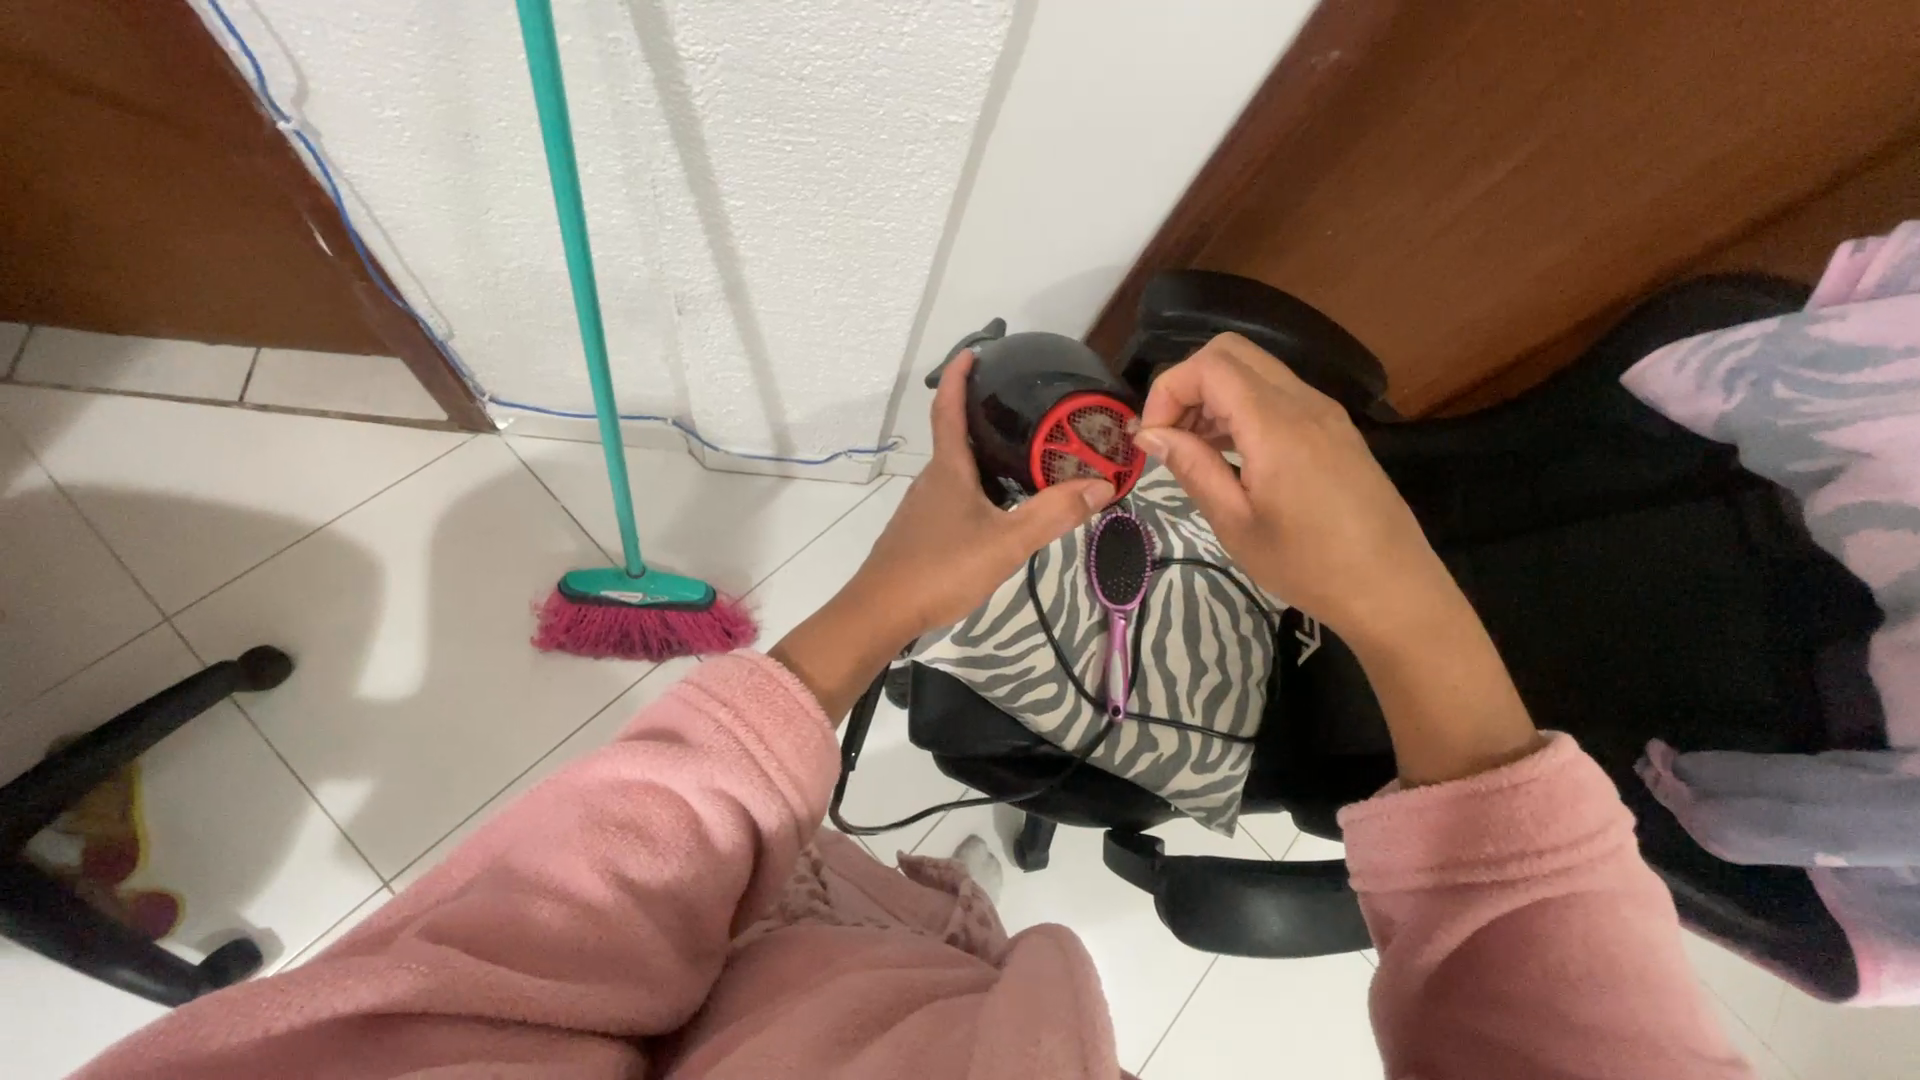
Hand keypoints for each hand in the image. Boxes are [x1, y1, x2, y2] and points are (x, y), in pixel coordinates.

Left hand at [771, 351, 1110, 719]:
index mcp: (949, 470)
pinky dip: (976, 490)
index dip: (958, 376)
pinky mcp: (920, 535)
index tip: (972, 350)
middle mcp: (931, 481)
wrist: (880, 614)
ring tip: (1022, 458)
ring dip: (982, 458)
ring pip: (956, 472)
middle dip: (982, 418)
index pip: (948, 409)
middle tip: (1023, 410)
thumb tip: (1102, 484)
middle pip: (955, 439)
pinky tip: (997, 511)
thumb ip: (1053, 514)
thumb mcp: (1006, 543)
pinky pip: (952, 498)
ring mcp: (922, 509)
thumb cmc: (940, 569)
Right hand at [1136, 334, 1539, 783]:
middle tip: (1172, 437)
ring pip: (1255, 370)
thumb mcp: (1235, 523)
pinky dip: (1242, 408)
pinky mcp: (1335, 428)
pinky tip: (1232, 455)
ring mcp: (1324, 412)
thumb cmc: (1308, 566)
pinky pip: (1278, 393)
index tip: (1153, 440)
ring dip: (1214, 396)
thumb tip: (1150, 434)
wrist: (1393, 589)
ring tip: (1196, 451)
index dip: (1167, 391)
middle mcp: (1303, 402)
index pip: (1208, 366)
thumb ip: (1192, 468)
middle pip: (1231, 352)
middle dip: (1187, 384)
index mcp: (1276, 425)